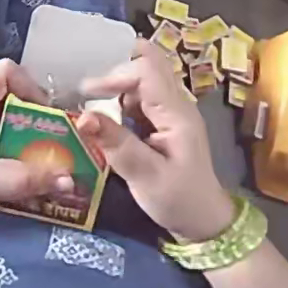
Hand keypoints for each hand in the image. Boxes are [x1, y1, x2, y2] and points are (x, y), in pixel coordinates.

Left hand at [0, 59, 70, 228]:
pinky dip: (8, 141)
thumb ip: (26, 179)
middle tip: (49, 141)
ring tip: (38, 155)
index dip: (31, 88)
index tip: (46, 117)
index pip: (6, 71)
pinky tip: (16, 164)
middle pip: (8, 91)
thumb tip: (70, 181)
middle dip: (32, 115)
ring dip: (21, 131)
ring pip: (1, 111)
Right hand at [79, 42, 235, 242]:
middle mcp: (177, 104)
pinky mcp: (165, 121)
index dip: (115, 74)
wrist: (204, 221)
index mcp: (176, 113)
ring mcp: (172, 111)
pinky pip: (142, 97)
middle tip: (86, 94)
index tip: (87, 93)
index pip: (146, 70)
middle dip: (115, 73)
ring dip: (117, 86)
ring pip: (143, 80)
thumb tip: (83, 117)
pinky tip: (107, 116)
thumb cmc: (178, 200)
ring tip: (92, 103)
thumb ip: (116, 144)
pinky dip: (122, 100)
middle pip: (147, 66)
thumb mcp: (145, 175)